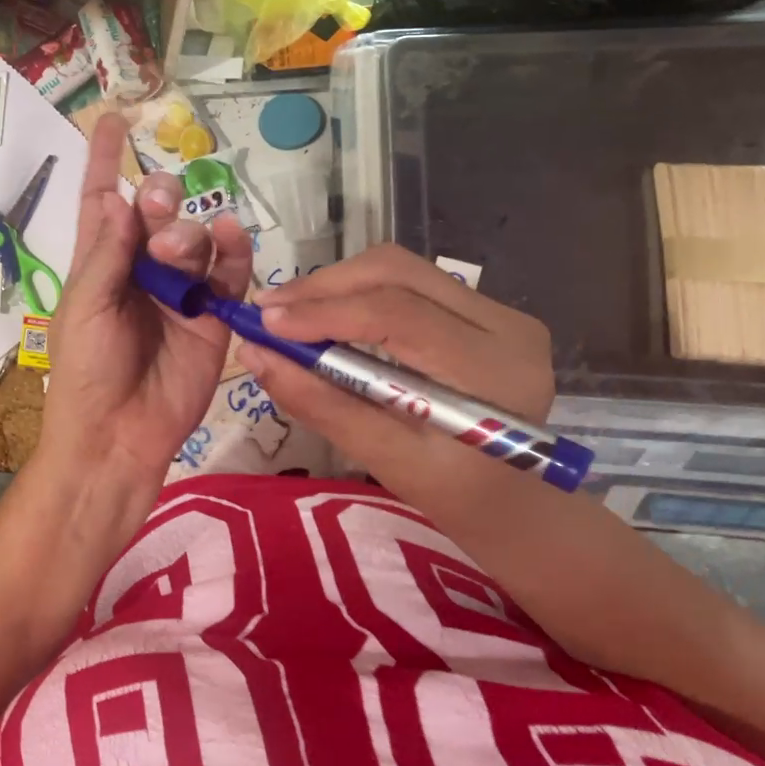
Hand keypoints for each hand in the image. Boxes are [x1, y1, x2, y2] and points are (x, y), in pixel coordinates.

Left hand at [40, 113, 253, 486]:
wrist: (118, 433)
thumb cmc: (85, 368)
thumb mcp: (85, 305)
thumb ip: (108, 252)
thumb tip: (118, 195)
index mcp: (98, 262)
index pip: (101, 200)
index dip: (105, 160)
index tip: (113, 118)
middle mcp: (139, 269)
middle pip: (156, 213)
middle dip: (158, 200)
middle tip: (156, 206)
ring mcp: (179, 290)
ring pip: (195, 237)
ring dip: (189, 231)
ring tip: (177, 249)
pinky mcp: (214, 315)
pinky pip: (229, 273)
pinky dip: (233, 251)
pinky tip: (232, 235)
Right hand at [241, 243, 554, 475]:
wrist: (511, 498)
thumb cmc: (453, 491)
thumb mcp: (384, 458)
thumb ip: (319, 403)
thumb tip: (253, 355)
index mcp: (493, 369)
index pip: (399, 315)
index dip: (325, 314)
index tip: (265, 325)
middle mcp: (504, 324)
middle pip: (395, 273)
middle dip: (322, 287)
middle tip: (266, 312)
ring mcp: (495, 309)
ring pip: (394, 267)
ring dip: (332, 285)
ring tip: (285, 313)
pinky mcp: (476, 306)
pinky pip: (402, 279)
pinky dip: (351, 291)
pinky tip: (321, 315)